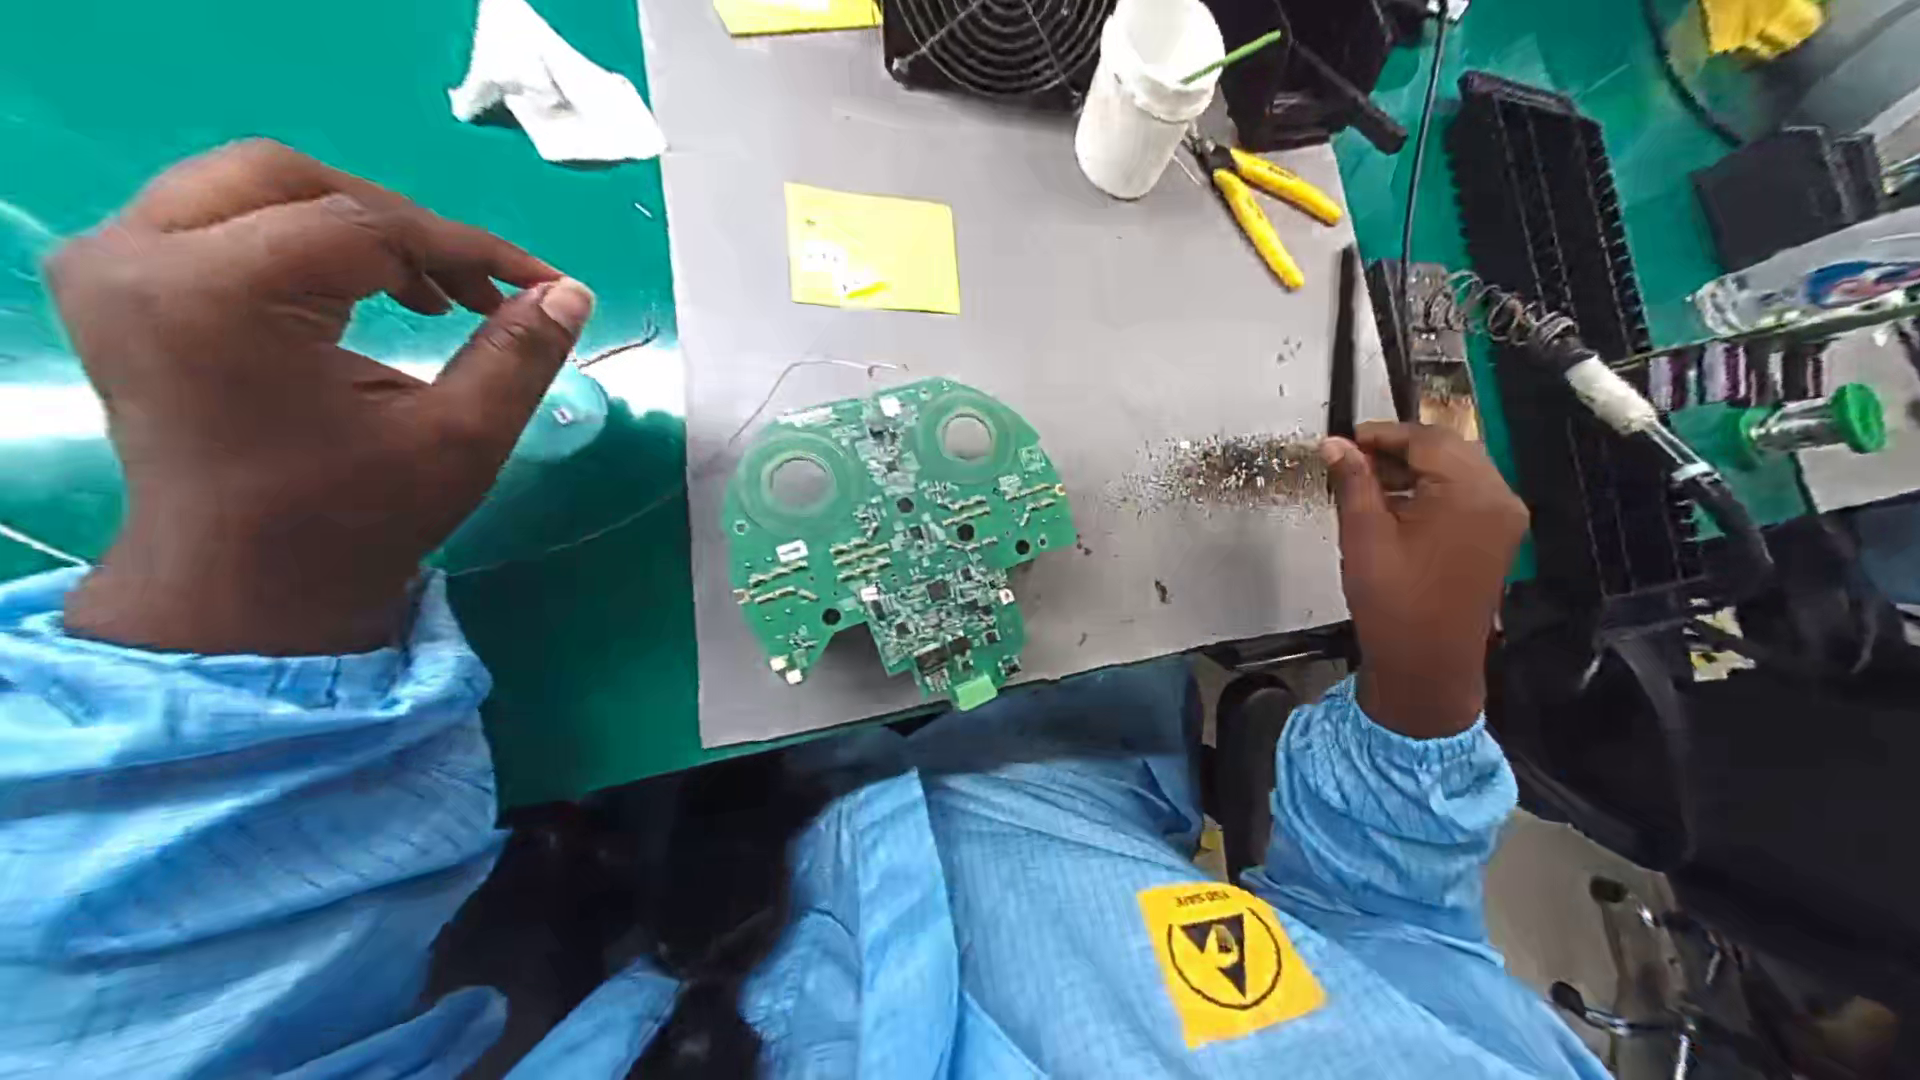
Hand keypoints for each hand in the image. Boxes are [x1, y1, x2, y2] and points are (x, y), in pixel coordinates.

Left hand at [49, 140, 595, 654]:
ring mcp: (114, 267)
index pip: (366, 226)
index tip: (542, 282)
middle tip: (478, 286)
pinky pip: (230, 222)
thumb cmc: (360, 517)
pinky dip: (319, 245)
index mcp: (218, 298)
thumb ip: (520, 356)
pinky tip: (376, 295)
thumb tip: (571, 292)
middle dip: (407, 225)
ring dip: (365, 230)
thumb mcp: (463, 438)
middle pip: (290, 177)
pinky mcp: (126, 286)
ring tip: (436, 296)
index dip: (471, 248)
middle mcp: (138, 259)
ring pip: (256, 189)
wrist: (252, 580)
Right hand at [1321, 422, 1527, 738]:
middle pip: (1449, 449)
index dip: (1382, 434)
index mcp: (1470, 493)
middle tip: (1351, 457)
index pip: (1428, 439)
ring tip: (1364, 480)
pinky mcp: (1495, 537)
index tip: (1343, 439)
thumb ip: (1353, 482)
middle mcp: (1498, 498)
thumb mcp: (1363, 534)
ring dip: (1413, 467)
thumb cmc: (1392, 599)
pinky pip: (1464, 495)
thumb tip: (1334, 444)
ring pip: (1458, 470)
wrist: (1428, 662)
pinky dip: (1429, 489)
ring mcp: (1502, 519)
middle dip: (1399, 447)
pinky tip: (1392, 502)